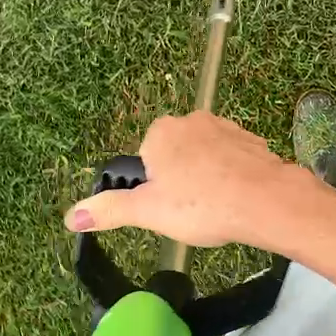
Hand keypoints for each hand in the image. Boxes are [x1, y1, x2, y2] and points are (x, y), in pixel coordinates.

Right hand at [64, 112, 308, 248]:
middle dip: (179, 181)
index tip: (168, 207)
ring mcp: (224, 126)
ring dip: (206, 178)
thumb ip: (110, 210)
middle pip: (175, 156)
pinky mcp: (250, 139)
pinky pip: (231, 159)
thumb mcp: (148, 211)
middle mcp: (192, 119)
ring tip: (215, 207)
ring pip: (204, 157)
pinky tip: (236, 199)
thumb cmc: (201, 204)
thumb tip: (70, 216)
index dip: (154, 187)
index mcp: (162, 131)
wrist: (264, 200)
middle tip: (190, 210)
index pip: (146, 160)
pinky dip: (230, 176)